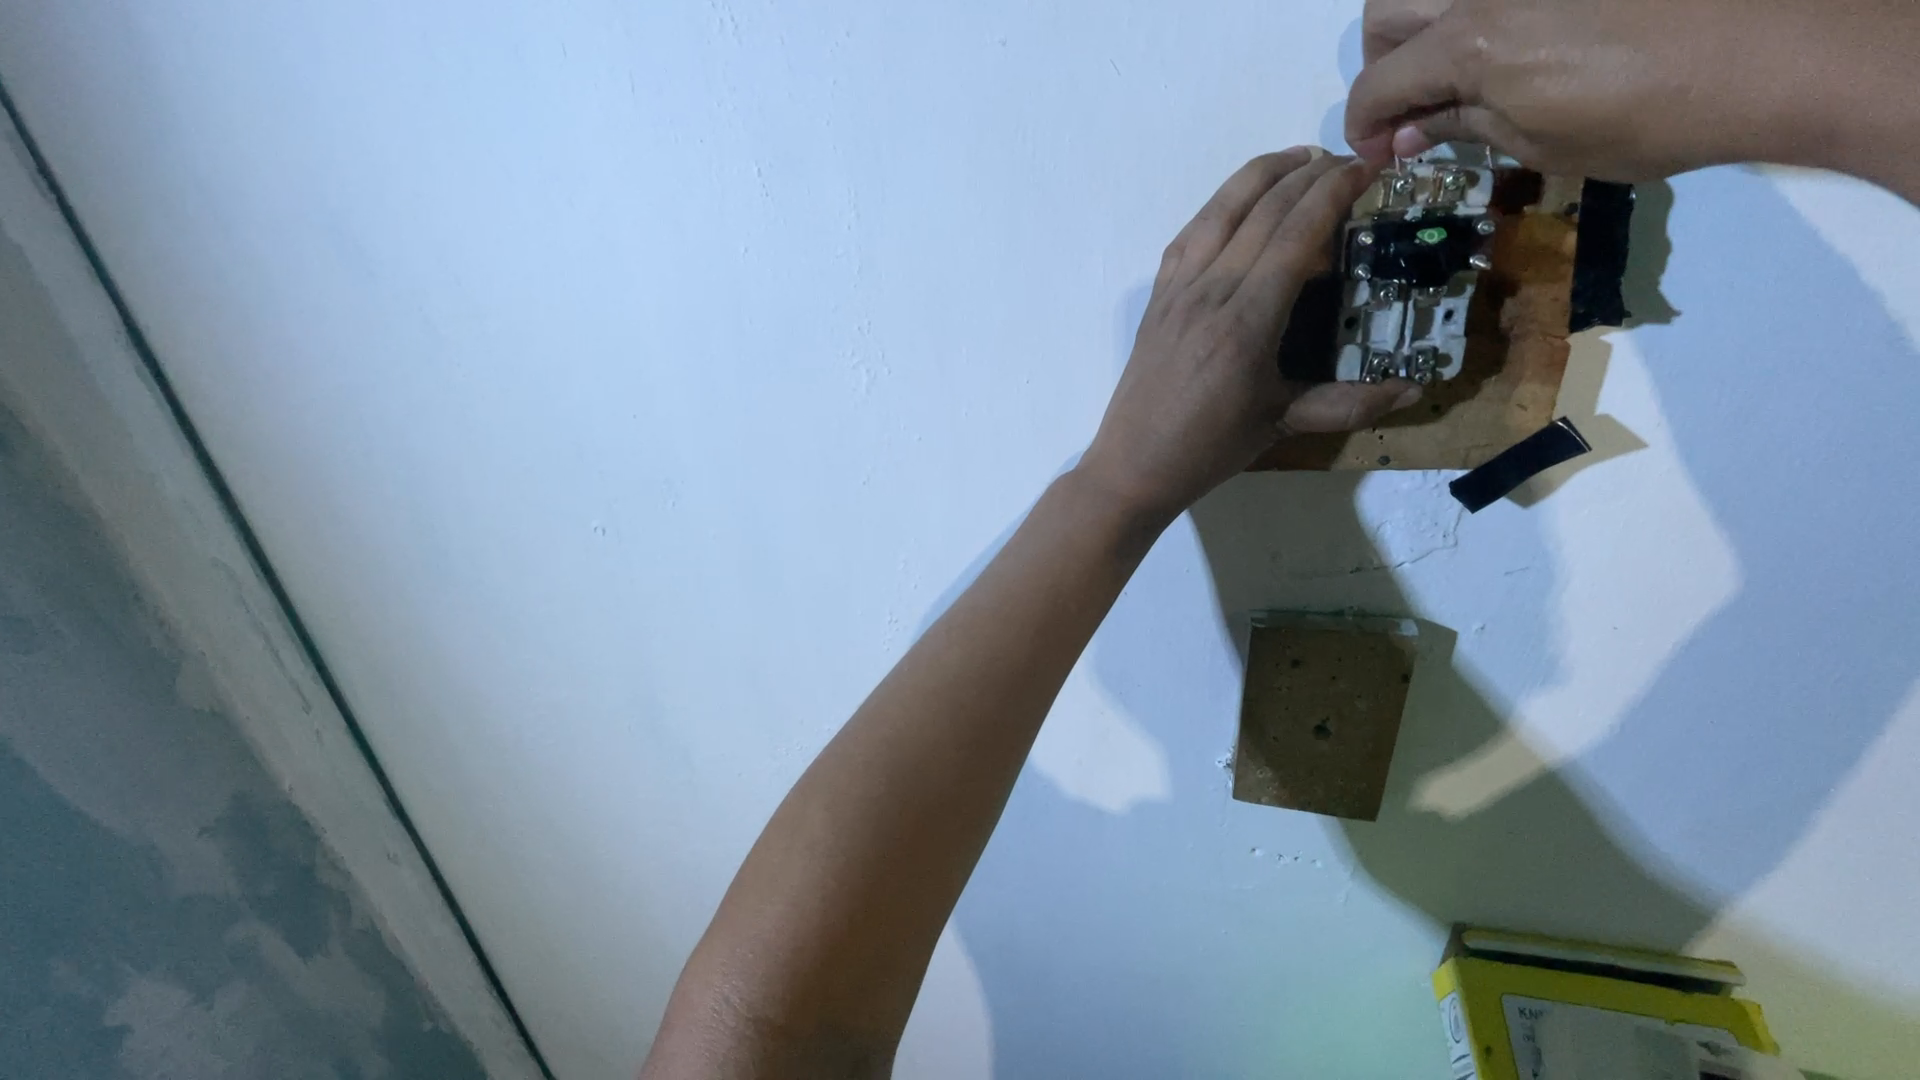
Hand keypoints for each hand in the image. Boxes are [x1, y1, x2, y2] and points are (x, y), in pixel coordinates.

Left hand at [1078, 149, 1419, 521]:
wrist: (1133, 465)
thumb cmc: (1208, 449)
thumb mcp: (1280, 424)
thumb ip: (1347, 403)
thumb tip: (1414, 392)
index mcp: (1246, 320)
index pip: (1295, 232)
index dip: (1334, 191)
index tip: (1368, 168)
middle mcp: (1209, 293)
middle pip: (1261, 211)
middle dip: (1308, 174)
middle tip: (1346, 161)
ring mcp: (1176, 293)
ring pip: (1218, 212)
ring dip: (1259, 175)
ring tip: (1297, 158)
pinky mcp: (1155, 301)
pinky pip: (1186, 238)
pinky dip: (1215, 208)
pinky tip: (1235, 204)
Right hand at [1345, 0, 1916, 182]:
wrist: (1780, 49)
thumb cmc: (1649, 118)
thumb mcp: (1538, 141)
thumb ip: (1460, 126)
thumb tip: (1405, 134)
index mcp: (1472, 44)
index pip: (1375, 85)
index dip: (1363, 127)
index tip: (1378, 154)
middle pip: (1387, 12)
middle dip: (1382, 64)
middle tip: (1412, 104)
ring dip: (1422, 25)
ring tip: (1455, 66)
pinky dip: (1478, 11)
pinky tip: (1510, 36)